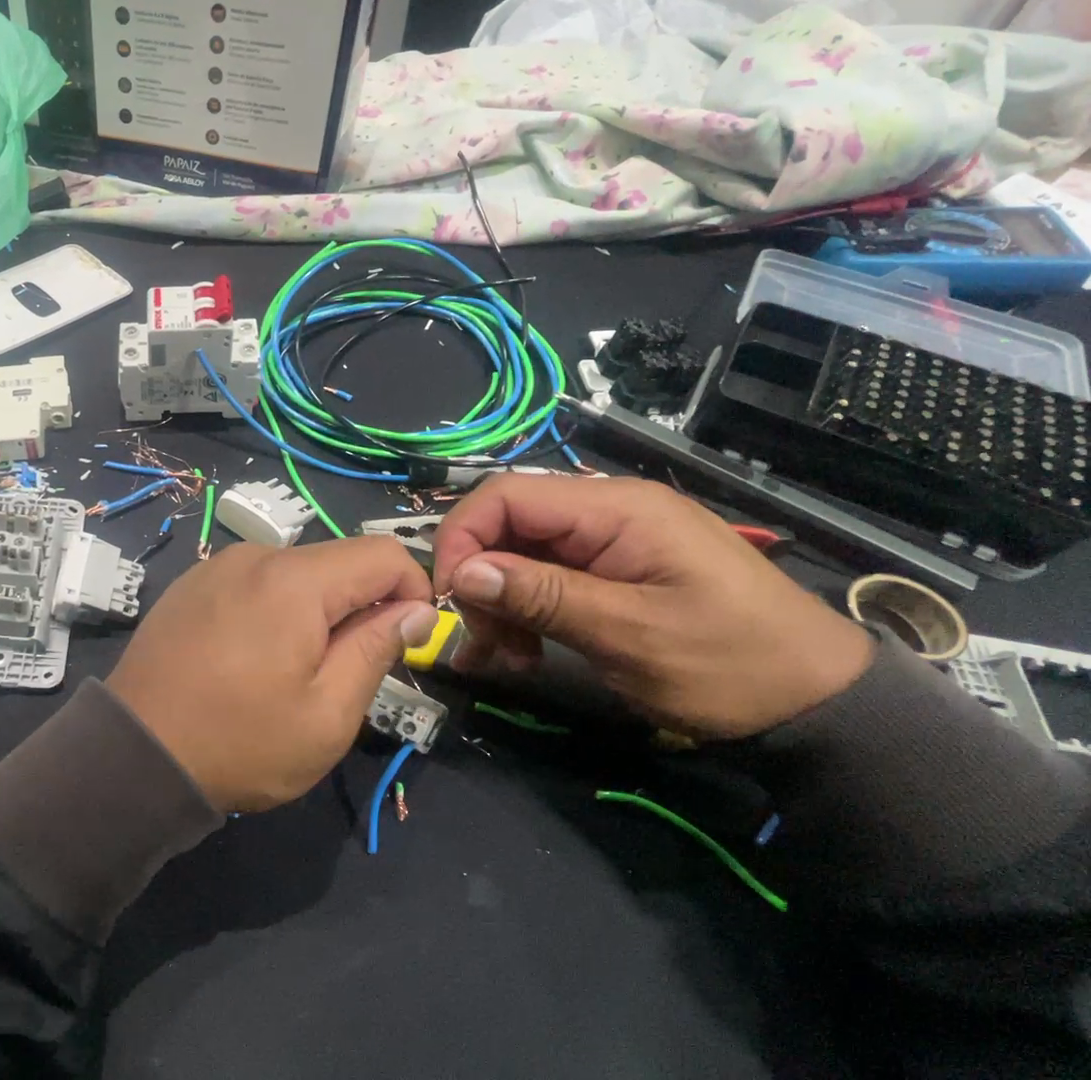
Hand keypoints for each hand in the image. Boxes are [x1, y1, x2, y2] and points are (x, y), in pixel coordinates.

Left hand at [107, 537, 437, 812]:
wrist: (134, 755)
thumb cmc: (239, 742)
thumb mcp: (327, 714)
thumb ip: (376, 649)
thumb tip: (415, 609)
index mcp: (293, 580)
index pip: (383, 554)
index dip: (413, 593)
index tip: (405, 643)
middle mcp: (253, 557)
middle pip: (336, 562)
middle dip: (360, 607)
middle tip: (342, 673)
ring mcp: (214, 568)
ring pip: (294, 574)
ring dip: (314, 613)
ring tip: (289, 673)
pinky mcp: (189, 587)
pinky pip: (253, 585)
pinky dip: (272, 612)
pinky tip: (249, 661)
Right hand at [430, 474, 872, 738]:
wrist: (818, 704)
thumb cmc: (730, 665)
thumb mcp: (629, 633)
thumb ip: (541, 595)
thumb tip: (461, 573)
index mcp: (618, 509)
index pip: (505, 495)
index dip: (461, 538)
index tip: (447, 599)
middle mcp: (609, 513)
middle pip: (507, 526)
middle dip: (480, 582)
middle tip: (485, 644)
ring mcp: (612, 543)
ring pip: (519, 557)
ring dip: (499, 605)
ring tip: (509, 659)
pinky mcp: (614, 572)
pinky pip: (546, 580)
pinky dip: (522, 614)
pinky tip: (522, 654)